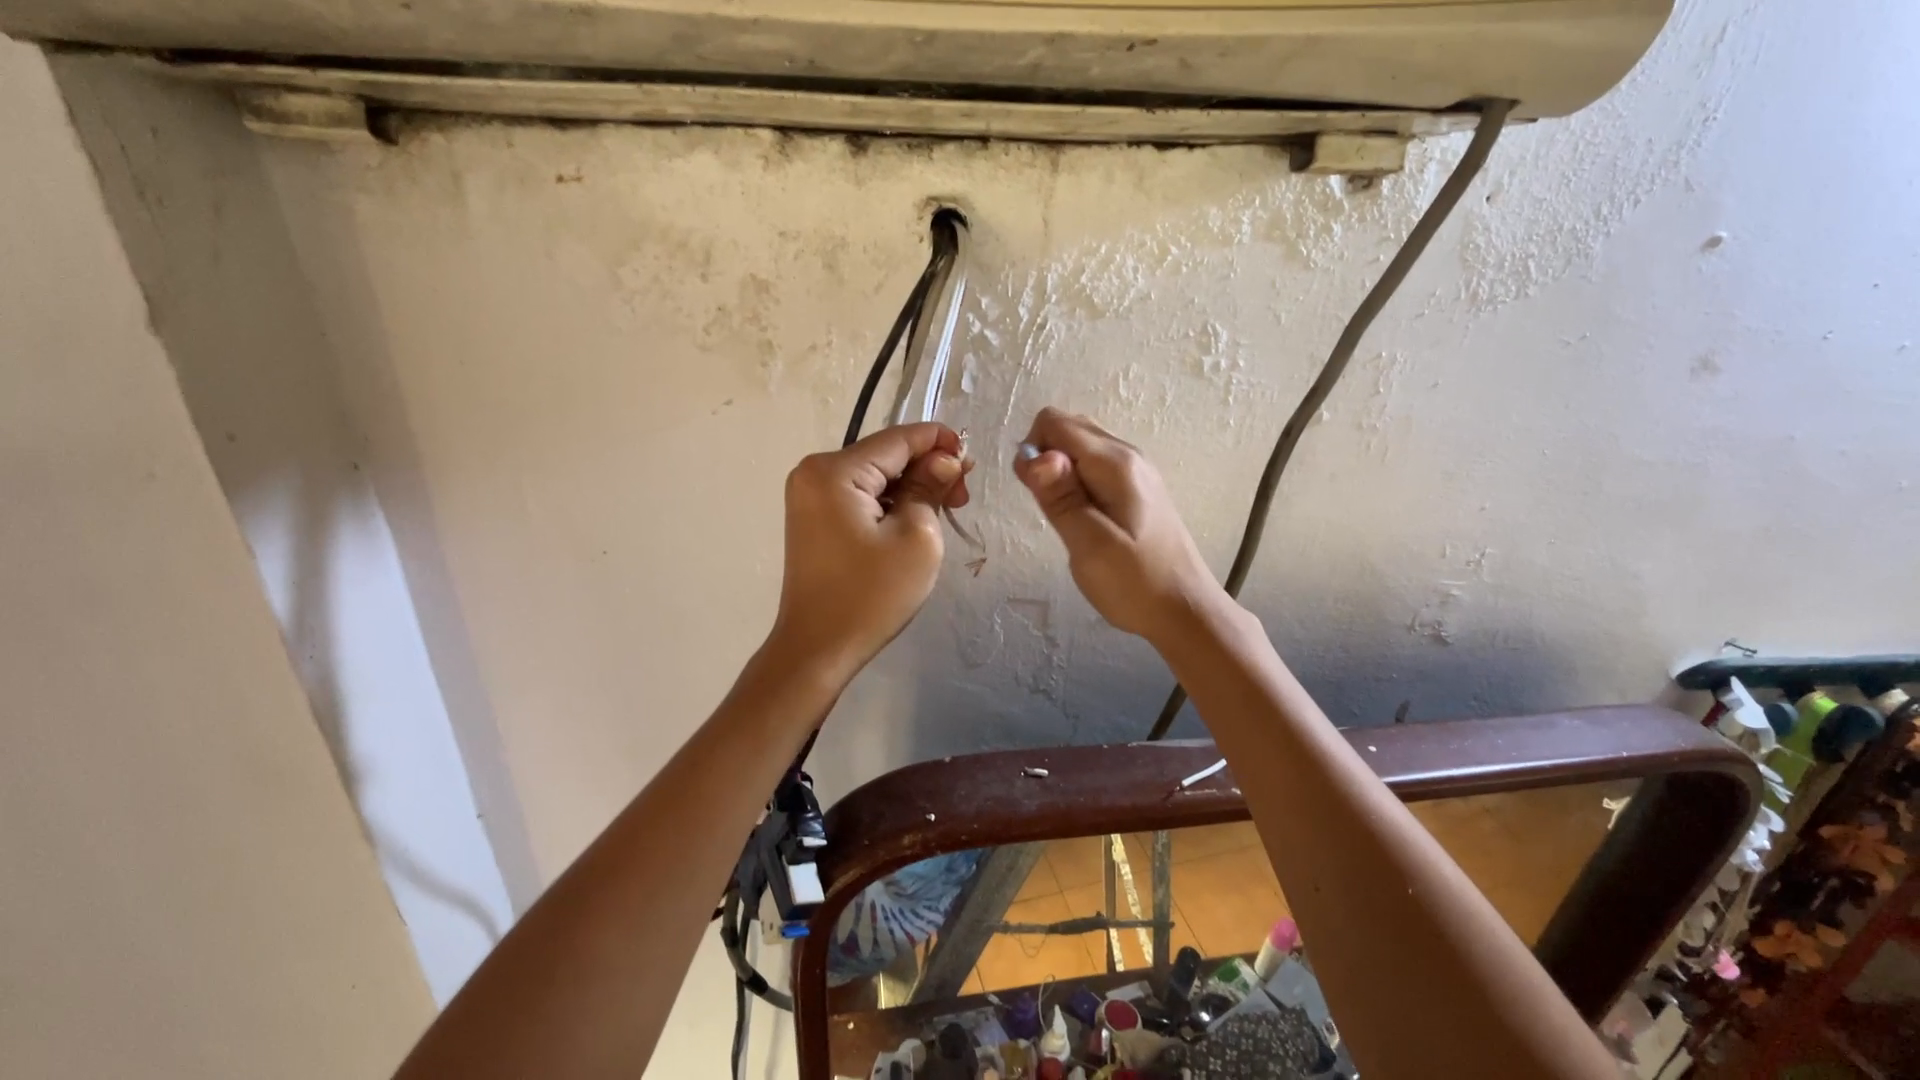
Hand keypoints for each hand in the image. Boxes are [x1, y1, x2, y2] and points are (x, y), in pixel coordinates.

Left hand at [770, 422, 971, 678]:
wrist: (818, 648)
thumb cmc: (871, 595)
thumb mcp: (917, 537)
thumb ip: (930, 488)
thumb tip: (944, 461)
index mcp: (834, 471)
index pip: (898, 438)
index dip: (939, 442)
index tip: (972, 460)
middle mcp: (814, 472)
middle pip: (884, 455)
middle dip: (927, 468)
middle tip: (962, 497)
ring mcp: (809, 496)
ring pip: (874, 476)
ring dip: (911, 487)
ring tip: (945, 511)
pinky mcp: (813, 518)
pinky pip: (859, 496)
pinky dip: (889, 503)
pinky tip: (914, 520)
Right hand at [1014, 408, 1229, 641]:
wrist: (1185, 612)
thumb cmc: (1135, 584)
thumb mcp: (1089, 545)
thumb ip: (1060, 497)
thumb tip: (1033, 453)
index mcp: (1115, 464)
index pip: (1054, 423)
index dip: (1032, 453)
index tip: (1038, 497)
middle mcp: (1128, 456)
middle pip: (1069, 428)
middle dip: (1046, 460)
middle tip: (1054, 511)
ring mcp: (1137, 472)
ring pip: (1082, 447)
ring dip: (1062, 474)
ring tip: (1070, 520)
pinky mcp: (1139, 490)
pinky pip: (1096, 467)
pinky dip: (1079, 484)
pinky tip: (1087, 522)